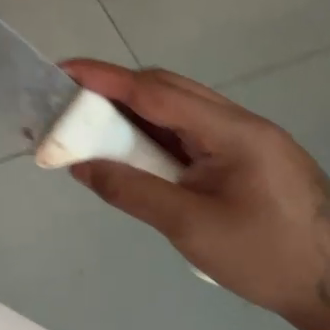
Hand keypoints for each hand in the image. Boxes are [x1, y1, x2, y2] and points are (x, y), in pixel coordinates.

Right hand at [63, 59, 329, 329]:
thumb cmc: (271, 257)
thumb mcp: (188, 226)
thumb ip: (127, 189)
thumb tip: (78, 166)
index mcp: (237, 135)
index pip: (156, 91)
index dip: (103, 78)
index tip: (58, 71)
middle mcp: (247, 128)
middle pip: (168, 89)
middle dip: (113, 90)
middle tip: (68, 105)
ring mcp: (253, 144)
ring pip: (178, 108)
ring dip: (132, 113)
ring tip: (92, 131)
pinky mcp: (253, 162)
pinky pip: (191, 131)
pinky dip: (153, 132)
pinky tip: (134, 154)